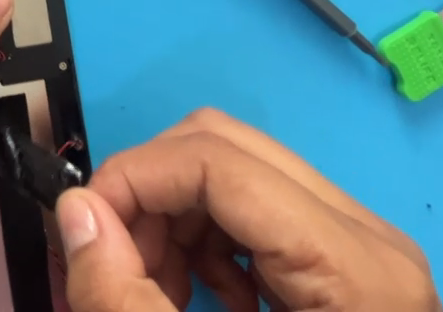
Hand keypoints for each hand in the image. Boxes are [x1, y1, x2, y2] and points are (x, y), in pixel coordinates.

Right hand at [57, 109, 439, 311]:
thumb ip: (127, 304)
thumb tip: (76, 208)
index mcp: (355, 269)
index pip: (216, 161)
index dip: (136, 177)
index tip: (86, 228)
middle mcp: (366, 236)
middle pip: (220, 145)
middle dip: (149, 191)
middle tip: (120, 261)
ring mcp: (359, 244)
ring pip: (229, 167)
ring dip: (170, 215)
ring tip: (154, 289)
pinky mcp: (344, 259)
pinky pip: (251, 203)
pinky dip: (202, 237)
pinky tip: (198, 297)